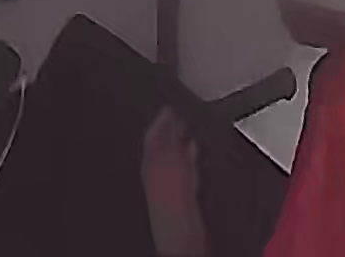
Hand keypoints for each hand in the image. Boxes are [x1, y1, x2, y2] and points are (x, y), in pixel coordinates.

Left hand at [142, 108, 207, 256]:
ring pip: (174, 156)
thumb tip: (168, 113)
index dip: (160, 119)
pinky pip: (184, 171)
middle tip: (179, 115)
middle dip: (172, 130)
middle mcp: (157, 172)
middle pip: (163, 144)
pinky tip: (194, 156)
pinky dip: (188, 159)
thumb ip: (170, 137)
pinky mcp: (182, 196)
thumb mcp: (170, 159)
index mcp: (150, 162)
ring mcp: (169, 185)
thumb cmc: (171, 200)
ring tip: (189, 132)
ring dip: (181, 143)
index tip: (168, 107)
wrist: (182, 237)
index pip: (153, 134)